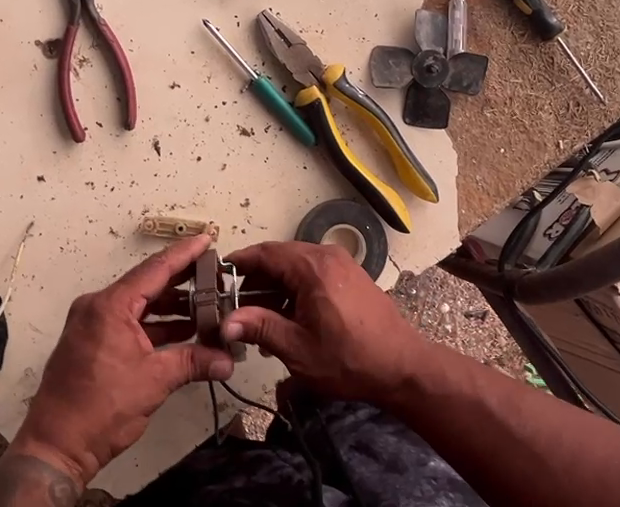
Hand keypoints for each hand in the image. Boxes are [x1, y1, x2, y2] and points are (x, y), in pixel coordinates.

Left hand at [7, 233, 233, 487]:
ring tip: (206, 306)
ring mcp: (92, 324)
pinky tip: (183, 331)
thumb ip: (194, 362)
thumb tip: (226, 361)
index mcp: (109, 306)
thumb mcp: (154, 381)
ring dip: (171, 307)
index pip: (155, 269)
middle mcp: (97, 307)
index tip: (207, 239)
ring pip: (140, 305)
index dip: (185, 253)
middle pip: (147, 284)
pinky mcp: (92, 342)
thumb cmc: (100, 410)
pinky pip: (130, 322)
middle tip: (215, 274)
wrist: (56, 448)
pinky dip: (155, 325)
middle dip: (183, 282)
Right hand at [220, 241, 433, 405]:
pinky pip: (314, 271)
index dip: (240, 261)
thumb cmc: (348, 358)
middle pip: (281, 256)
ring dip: (276, 285)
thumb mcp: (298, 348)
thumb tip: (226, 322)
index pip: (266, 253)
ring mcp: (342, 263)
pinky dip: (296, 287)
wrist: (401, 365)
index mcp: (313, 268)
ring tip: (261, 319)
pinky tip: (289, 316)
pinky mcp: (351, 275)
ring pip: (297, 264)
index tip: (218, 273)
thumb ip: (260, 328)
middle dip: (256, 278)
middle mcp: (327, 256)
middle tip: (236, 304)